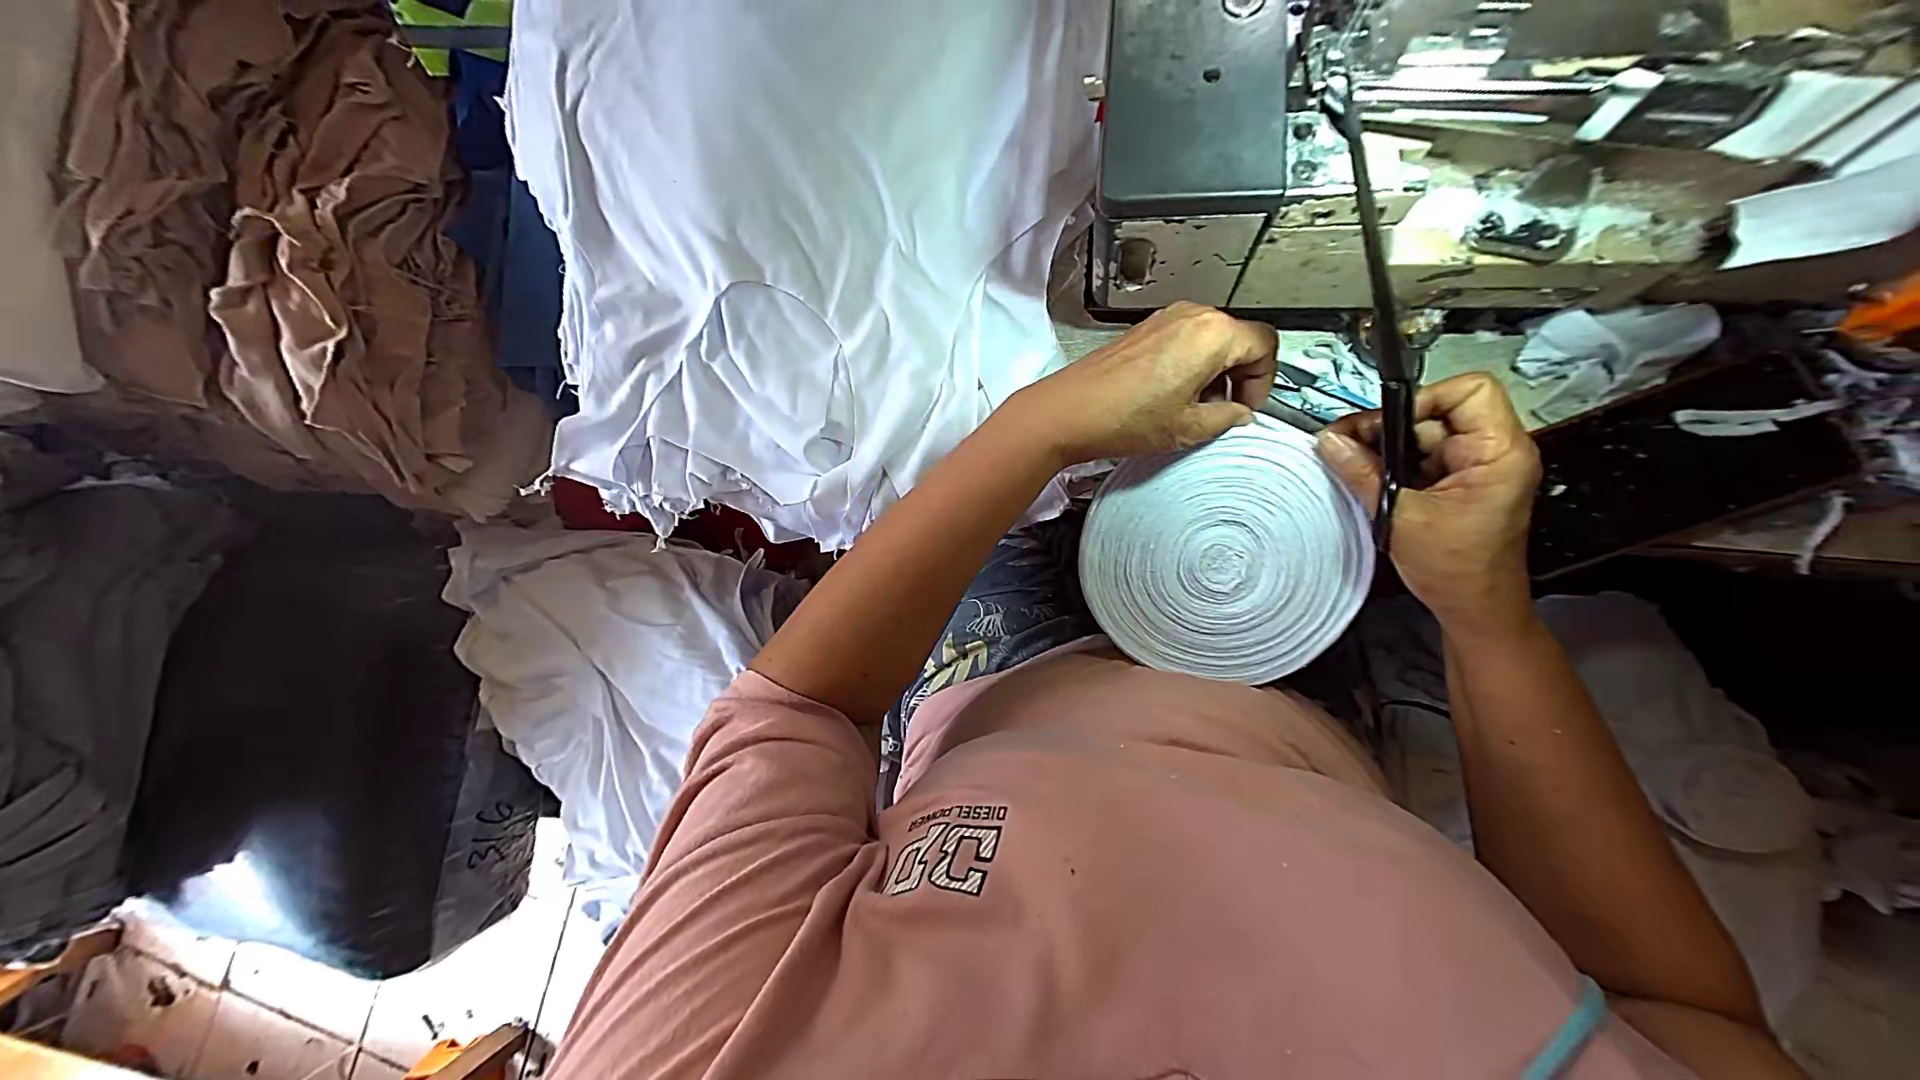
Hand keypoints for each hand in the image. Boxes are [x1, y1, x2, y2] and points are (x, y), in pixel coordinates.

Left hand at [999, 302, 1277, 466]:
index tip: (1248, 407)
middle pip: (1238, 338)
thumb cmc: (1120, 417)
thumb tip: (1238, 413)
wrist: (1067, 412)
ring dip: (1214, 371)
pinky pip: (1183, 340)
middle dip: (1238, 375)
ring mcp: (1164, 319)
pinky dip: (1189, 364)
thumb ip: (1227, 417)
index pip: (1265, 345)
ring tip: (1193, 408)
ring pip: (1211, 339)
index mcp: (1213, 334)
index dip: (1264, 380)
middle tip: (1224, 411)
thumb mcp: (1187, 428)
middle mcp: (1191, 316)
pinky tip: (1170, 396)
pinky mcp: (1143, 330)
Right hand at [1315, 373, 1542, 639]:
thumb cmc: (1459, 570)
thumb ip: (1364, 473)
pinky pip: (1418, 457)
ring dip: (1386, 451)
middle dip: (1388, 429)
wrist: (1472, 605)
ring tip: (1362, 472)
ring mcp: (1474, 466)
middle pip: (1434, 412)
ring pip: (1420, 435)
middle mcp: (1492, 452)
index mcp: (1499, 453)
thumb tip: (1332, 442)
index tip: (1384, 426)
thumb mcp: (1401, 517)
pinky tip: (1376, 485)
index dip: (1421, 400)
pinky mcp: (1456, 480)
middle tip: (1351, 448)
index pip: (1467, 391)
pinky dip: (1392, 467)